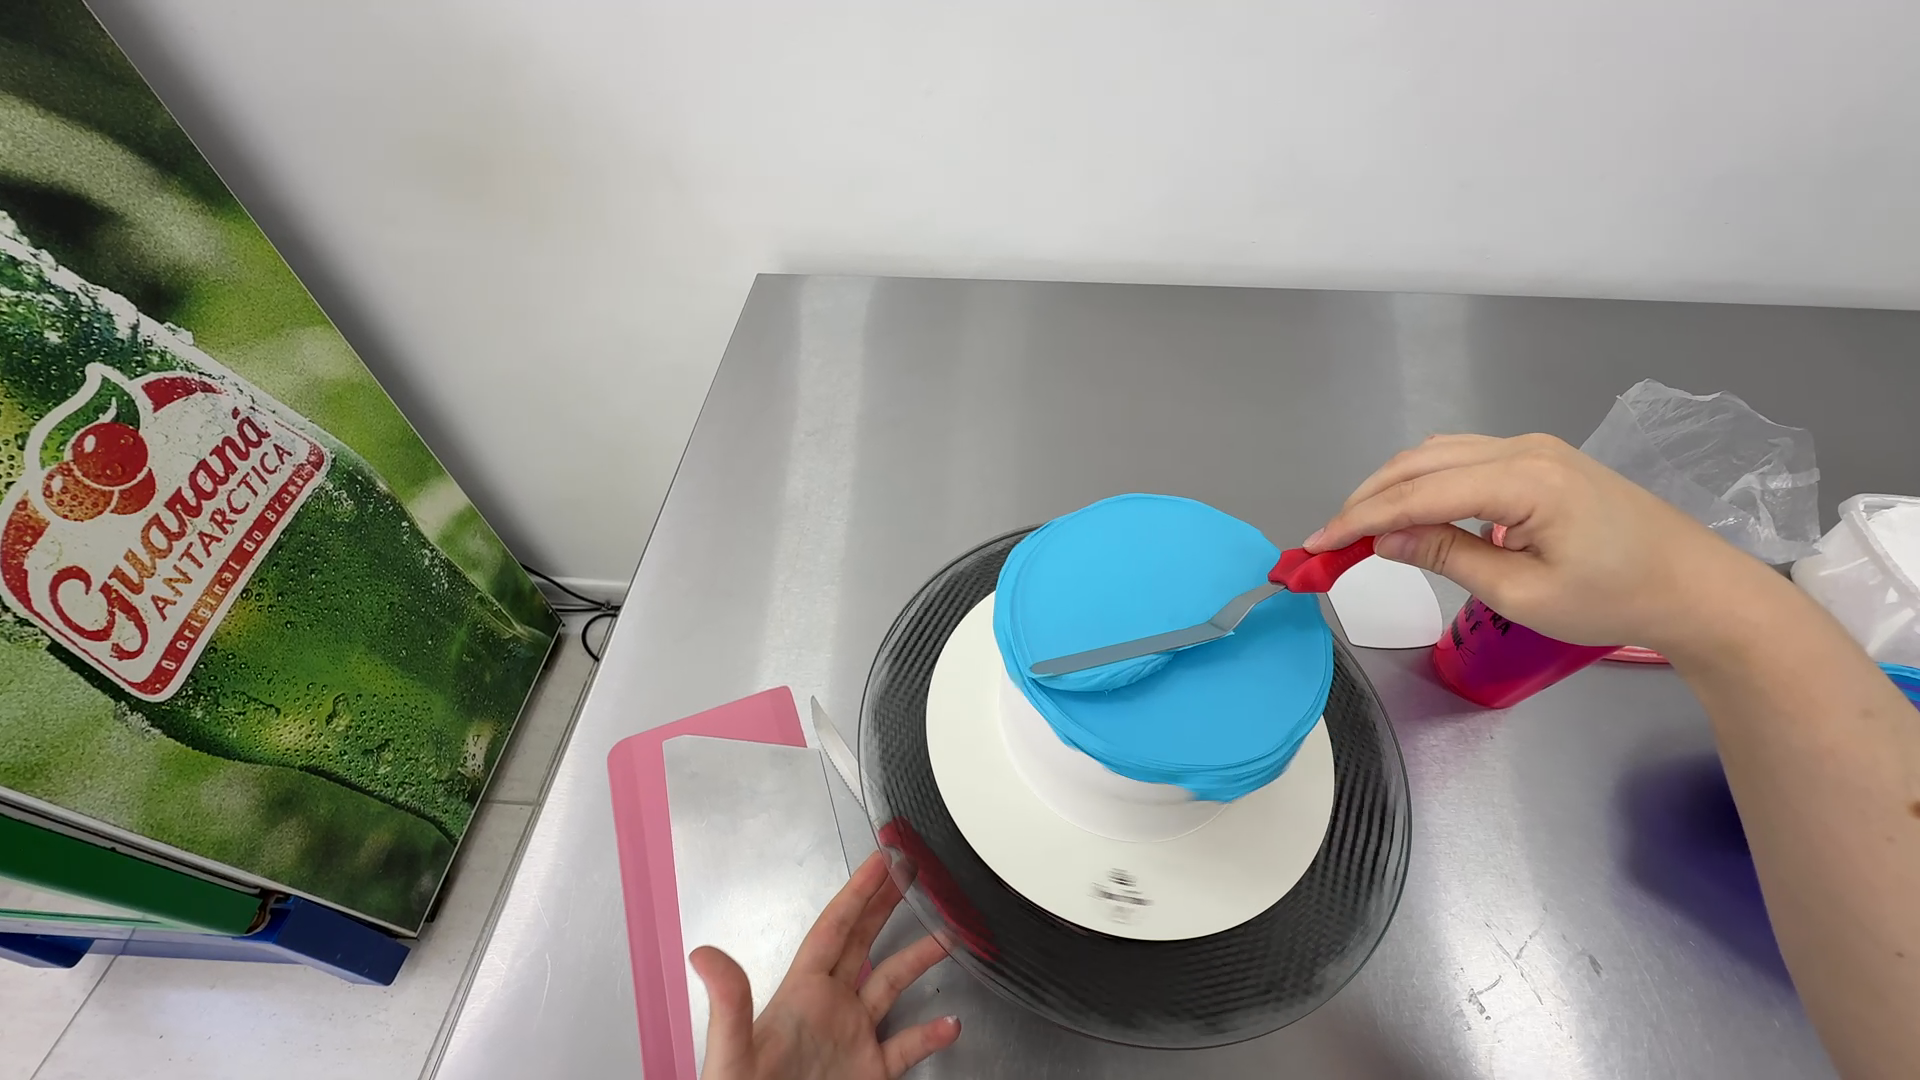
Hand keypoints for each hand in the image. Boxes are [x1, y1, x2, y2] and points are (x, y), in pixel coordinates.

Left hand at [691, 851, 960, 1079]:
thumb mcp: (732, 1054)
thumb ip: (729, 1004)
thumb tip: (704, 954)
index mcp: (801, 992)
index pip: (835, 928)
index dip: (858, 891)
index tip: (879, 860)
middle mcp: (830, 1007)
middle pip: (864, 941)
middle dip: (886, 902)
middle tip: (912, 871)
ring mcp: (853, 1038)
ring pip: (892, 985)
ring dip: (919, 958)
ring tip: (948, 935)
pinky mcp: (870, 1073)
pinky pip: (906, 1048)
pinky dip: (930, 1035)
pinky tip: (950, 1024)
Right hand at [1305, 433, 1771, 652]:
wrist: (1699, 590)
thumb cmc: (1615, 600)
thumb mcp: (1522, 593)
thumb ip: (1448, 557)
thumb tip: (1384, 539)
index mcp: (1523, 481)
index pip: (1417, 494)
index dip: (1359, 519)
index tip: (1317, 545)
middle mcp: (1522, 449)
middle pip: (1417, 463)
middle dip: (1365, 500)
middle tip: (1329, 539)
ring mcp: (1532, 448)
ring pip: (1434, 454)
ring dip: (1389, 487)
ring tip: (1358, 526)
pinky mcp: (1537, 459)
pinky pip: (1458, 457)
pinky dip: (1419, 480)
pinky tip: (1406, 506)